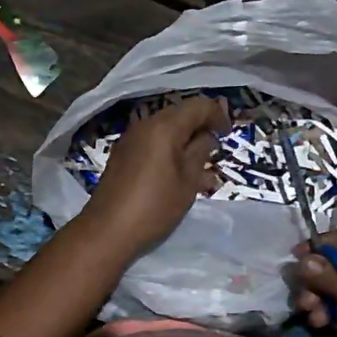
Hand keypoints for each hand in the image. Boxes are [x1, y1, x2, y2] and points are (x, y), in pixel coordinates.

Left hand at [80, 97, 228, 253]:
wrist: (107, 229)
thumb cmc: (154, 207)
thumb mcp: (187, 181)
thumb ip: (200, 152)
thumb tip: (207, 136)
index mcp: (164, 127)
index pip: (198, 106)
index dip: (217, 115)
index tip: (228, 135)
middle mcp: (144, 125)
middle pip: (179, 114)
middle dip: (200, 126)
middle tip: (215, 148)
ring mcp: (130, 139)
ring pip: (164, 128)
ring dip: (183, 139)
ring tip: (198, 164)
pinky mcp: (121, 154)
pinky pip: (150, 141)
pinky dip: (167, 148)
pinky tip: (176, 171)